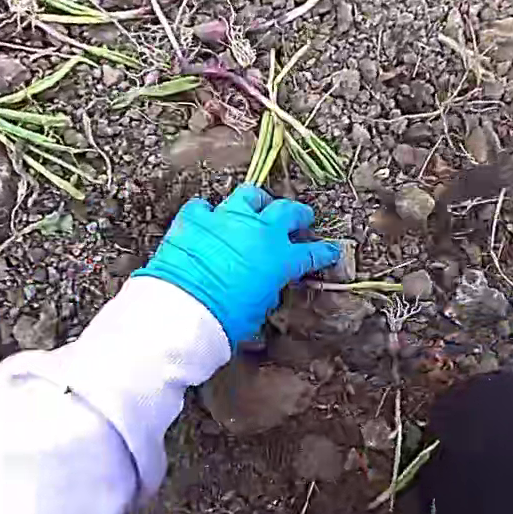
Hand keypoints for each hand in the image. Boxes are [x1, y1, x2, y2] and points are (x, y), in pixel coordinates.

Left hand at [134, 184, 342, 344]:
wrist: (184, 307)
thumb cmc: (224, 319)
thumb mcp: (256, 311)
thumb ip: (266, 293)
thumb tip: (265, 290)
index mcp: (280, 260)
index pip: (311, 253)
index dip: (323, 252)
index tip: (328, 251)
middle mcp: (259, 232)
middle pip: (287, 211)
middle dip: (297, 214)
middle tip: (300, 218)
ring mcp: (228, 219)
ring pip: (250, 194)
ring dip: (257, 201)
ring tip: (257, 206)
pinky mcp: (197, 217)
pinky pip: (205, 207)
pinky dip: (208, 213)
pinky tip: (206, 220)